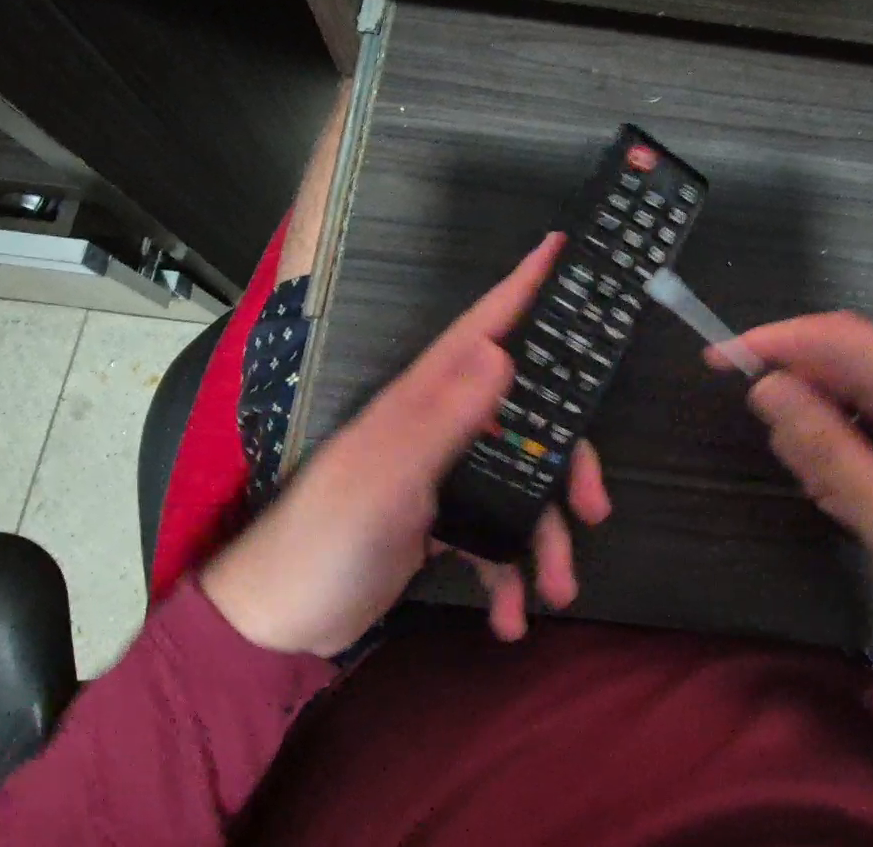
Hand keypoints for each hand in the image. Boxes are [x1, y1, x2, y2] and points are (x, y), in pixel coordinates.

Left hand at [202, 234, 611, 656]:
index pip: (482, 329)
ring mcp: (442, 477)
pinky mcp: (442, 524)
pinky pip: (494, 539)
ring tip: (556, 591)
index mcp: (423, 401)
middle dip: (566, 463)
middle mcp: (438, 428)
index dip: (522, 287)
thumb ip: (444, 418)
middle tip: (593, 507)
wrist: (279, 622)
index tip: (563, 248)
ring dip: (543, 539)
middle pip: (524, 420)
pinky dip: (509, 578)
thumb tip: (502, 353)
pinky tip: (511, 617)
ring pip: (519, 487)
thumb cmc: (325, 539)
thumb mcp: (387, 478)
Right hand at [708, 312, 872, 647]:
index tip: (717, 361)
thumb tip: (765, 387)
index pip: (833, 338)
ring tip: (840, 495)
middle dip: (799, 405)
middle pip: (836, 361)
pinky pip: (863, 415)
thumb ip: (820, 443)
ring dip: (821, 434)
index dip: (771, 339)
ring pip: (844, 391)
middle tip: (805, 471)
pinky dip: (841, 445)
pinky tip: (854, 491)